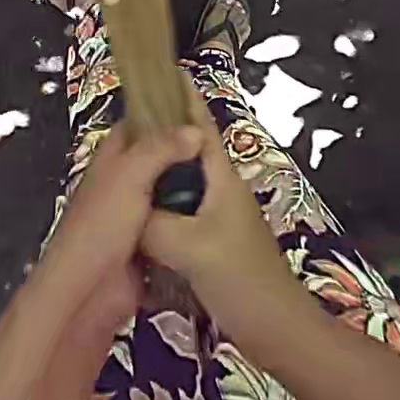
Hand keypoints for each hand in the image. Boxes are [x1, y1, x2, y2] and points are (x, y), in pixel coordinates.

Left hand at [40, 122, 205, 284]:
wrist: (87, 295)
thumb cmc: (101, 224)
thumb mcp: (131, 174)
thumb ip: (162, 148)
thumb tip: (197, 130)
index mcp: (113, 158)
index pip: (137, 124)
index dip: (162, 115)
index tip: (197, 111)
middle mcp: (124, 182)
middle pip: (158, 160)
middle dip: (185, 155)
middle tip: (221, 149)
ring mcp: (136, 216)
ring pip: (169, 194)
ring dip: (191, 191)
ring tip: (228, 179)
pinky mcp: (150, 247)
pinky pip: (174, 228)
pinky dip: (190, 224)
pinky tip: (218, 217)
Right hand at [139, 82, 287, 302]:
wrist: (275, 327)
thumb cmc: (240, 276)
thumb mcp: (191, 247)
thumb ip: (155, 224)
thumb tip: (125, 213)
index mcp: (221, 176)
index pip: (201, 125)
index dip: (184, 97)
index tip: (165, 73)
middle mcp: (220, 187)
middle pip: (186, 150)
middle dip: (161, 132)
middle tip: (124, 124)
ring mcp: (216, 214)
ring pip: (181, 182)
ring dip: (157, 172)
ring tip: (124, 166)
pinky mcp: (211, 239)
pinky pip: (180, 209)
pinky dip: (159, 204)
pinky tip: (137, 215)